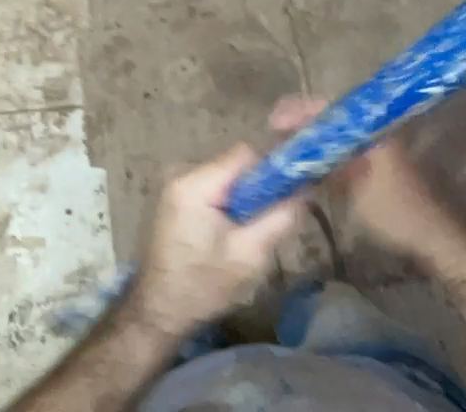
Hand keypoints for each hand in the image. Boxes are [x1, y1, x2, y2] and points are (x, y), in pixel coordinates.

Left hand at [124, 145, 303, 336]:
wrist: (158, 310)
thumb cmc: (203, 286)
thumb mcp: (250, 255)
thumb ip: (281, 217)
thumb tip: (306, 188)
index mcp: (195, 182)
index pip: (245, 154)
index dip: (272, 170)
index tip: (289, 195)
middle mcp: (181, 172)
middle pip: (235, 165)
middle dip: (257, 189)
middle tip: (267, 222)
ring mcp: (175, 182)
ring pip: (226, 177)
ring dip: (242, 199)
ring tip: (246, 233)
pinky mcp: (175, 195)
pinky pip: (212, 187)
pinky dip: (226, 204)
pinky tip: (227, 233)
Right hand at [269, 96, 465, 272]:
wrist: (448, 246)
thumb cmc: (403, 217)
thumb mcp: (357, 193)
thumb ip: (326, 168)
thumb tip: (294, 152)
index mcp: (375, 130)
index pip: (331, 107)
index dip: (300, 111)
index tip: (273, 119)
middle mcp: (381, 133)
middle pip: (336, 120)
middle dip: (305, 125)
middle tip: (276, 134)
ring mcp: (387, 153)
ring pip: (343, 139)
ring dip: (316, 143)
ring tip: (288, 151)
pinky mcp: (390, 173)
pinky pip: (352, 155)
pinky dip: (330, 159)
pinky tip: (313, 171)